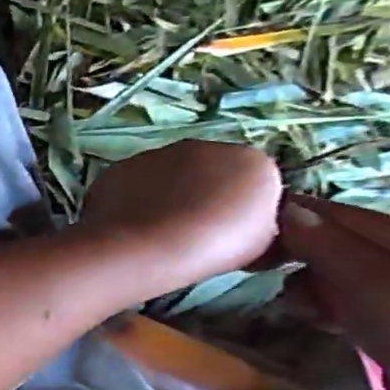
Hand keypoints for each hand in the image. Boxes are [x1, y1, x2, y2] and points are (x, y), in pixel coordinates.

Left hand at [77, 141, 282, 295]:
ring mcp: (159, 152)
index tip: (236, 236)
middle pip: (212, 172)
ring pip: (171, 176)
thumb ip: (264, 224)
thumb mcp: (266, 244)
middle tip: (199, 233)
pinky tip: (135, 225)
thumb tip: (253, 225)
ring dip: (171, 196)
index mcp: (252, 160)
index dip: (247, 212)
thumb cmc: (219, 244)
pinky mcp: (124, 165)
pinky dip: (138, 200)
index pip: (257, 182)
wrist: (152, 243)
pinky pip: (137, 184)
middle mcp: (205, 145)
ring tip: (163, 232)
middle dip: (208, 197)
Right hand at [277, 196, 389, 389]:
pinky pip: (377, 313)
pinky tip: (336, 330)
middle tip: (280, 282)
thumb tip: (290, 209)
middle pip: (356, 250)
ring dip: (326, 291)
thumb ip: (330, 247)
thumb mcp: (373, 283)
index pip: (351, 217)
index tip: (261, 225)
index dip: (305, 215)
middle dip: (312, 260)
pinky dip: (349, 315)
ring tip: (306, 314)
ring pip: (363, 284)